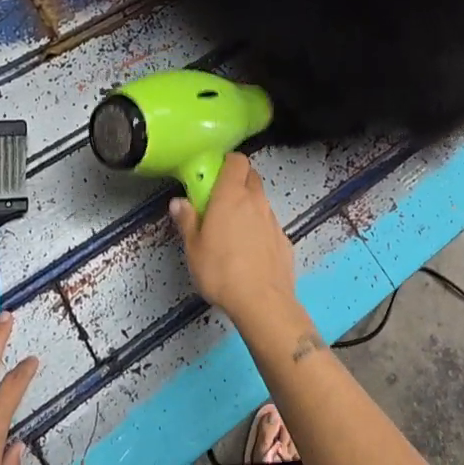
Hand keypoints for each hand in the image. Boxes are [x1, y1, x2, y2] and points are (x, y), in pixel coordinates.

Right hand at [168, 153, 296, 324]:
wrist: (262, 303)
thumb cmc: (221, 271)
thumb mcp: (194, 248)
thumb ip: (186, 221)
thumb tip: (179, 202)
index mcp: (231, 195)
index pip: (237, 161)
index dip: (227, 162)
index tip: (215, 174)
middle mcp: (255, 201)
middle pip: (251, 177)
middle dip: (239, 181)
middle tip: (221, 200)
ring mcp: (273, 220)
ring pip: (262, 201)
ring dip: (250, 206)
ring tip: (235, 230)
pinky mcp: (285, 241)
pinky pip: (270, 226)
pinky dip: (261, 230)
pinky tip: (252, 252)